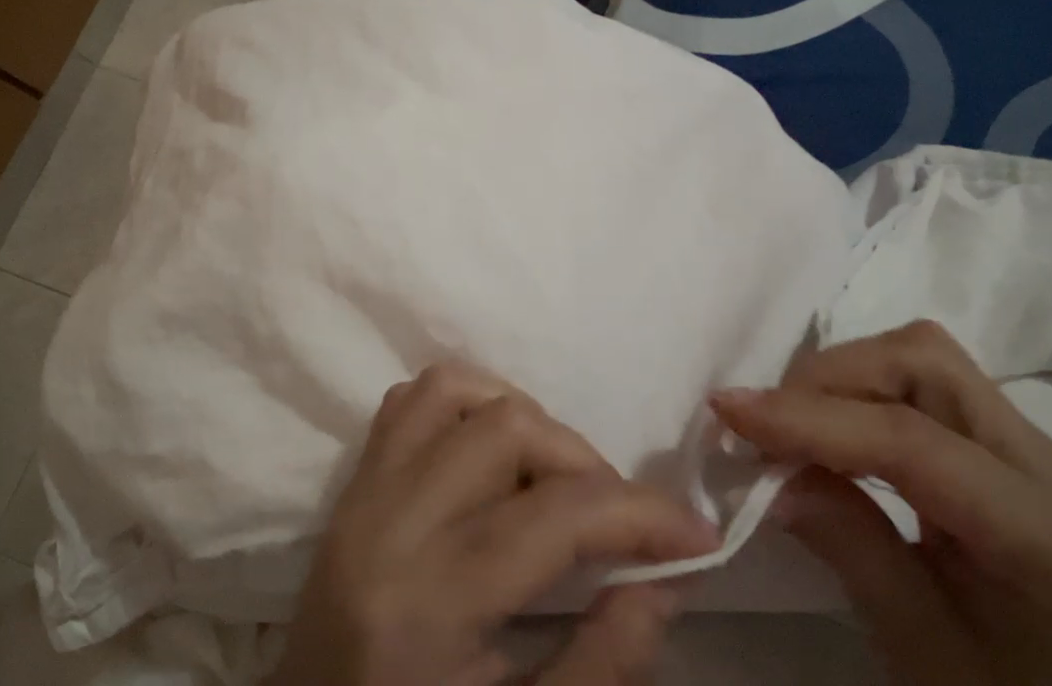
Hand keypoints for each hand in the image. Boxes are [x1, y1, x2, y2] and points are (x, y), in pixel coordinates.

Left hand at [269, 362, 720, 685]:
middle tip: (618, 524)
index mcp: (427, 602)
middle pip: (507, 429)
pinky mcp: (353, 483)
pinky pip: (412, 402)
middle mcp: (386, 524)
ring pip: (454, 391)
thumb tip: (668, 577)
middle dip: (587, 464)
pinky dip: (469, 406)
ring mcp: (361, 493)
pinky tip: (497, 460)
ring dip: (526, 421)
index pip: (554, 515)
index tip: (698, 537)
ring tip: (556, 484)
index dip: (643, 515)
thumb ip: (603, 660)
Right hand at [710, 320, 1051, 685]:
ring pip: (927, 360)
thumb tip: (770, 474)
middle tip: (763, 426)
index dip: (811, 418)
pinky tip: (833, 435)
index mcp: (1048, 536)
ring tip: (791, 429)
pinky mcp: (1013, 447)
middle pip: (926, 364)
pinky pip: (931, 388)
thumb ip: (850, 549)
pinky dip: (866, 395)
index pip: (914, 441)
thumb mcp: (919, 648)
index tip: (727, 411)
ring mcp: (1038, 449)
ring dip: (845, 378)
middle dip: (830, 378)